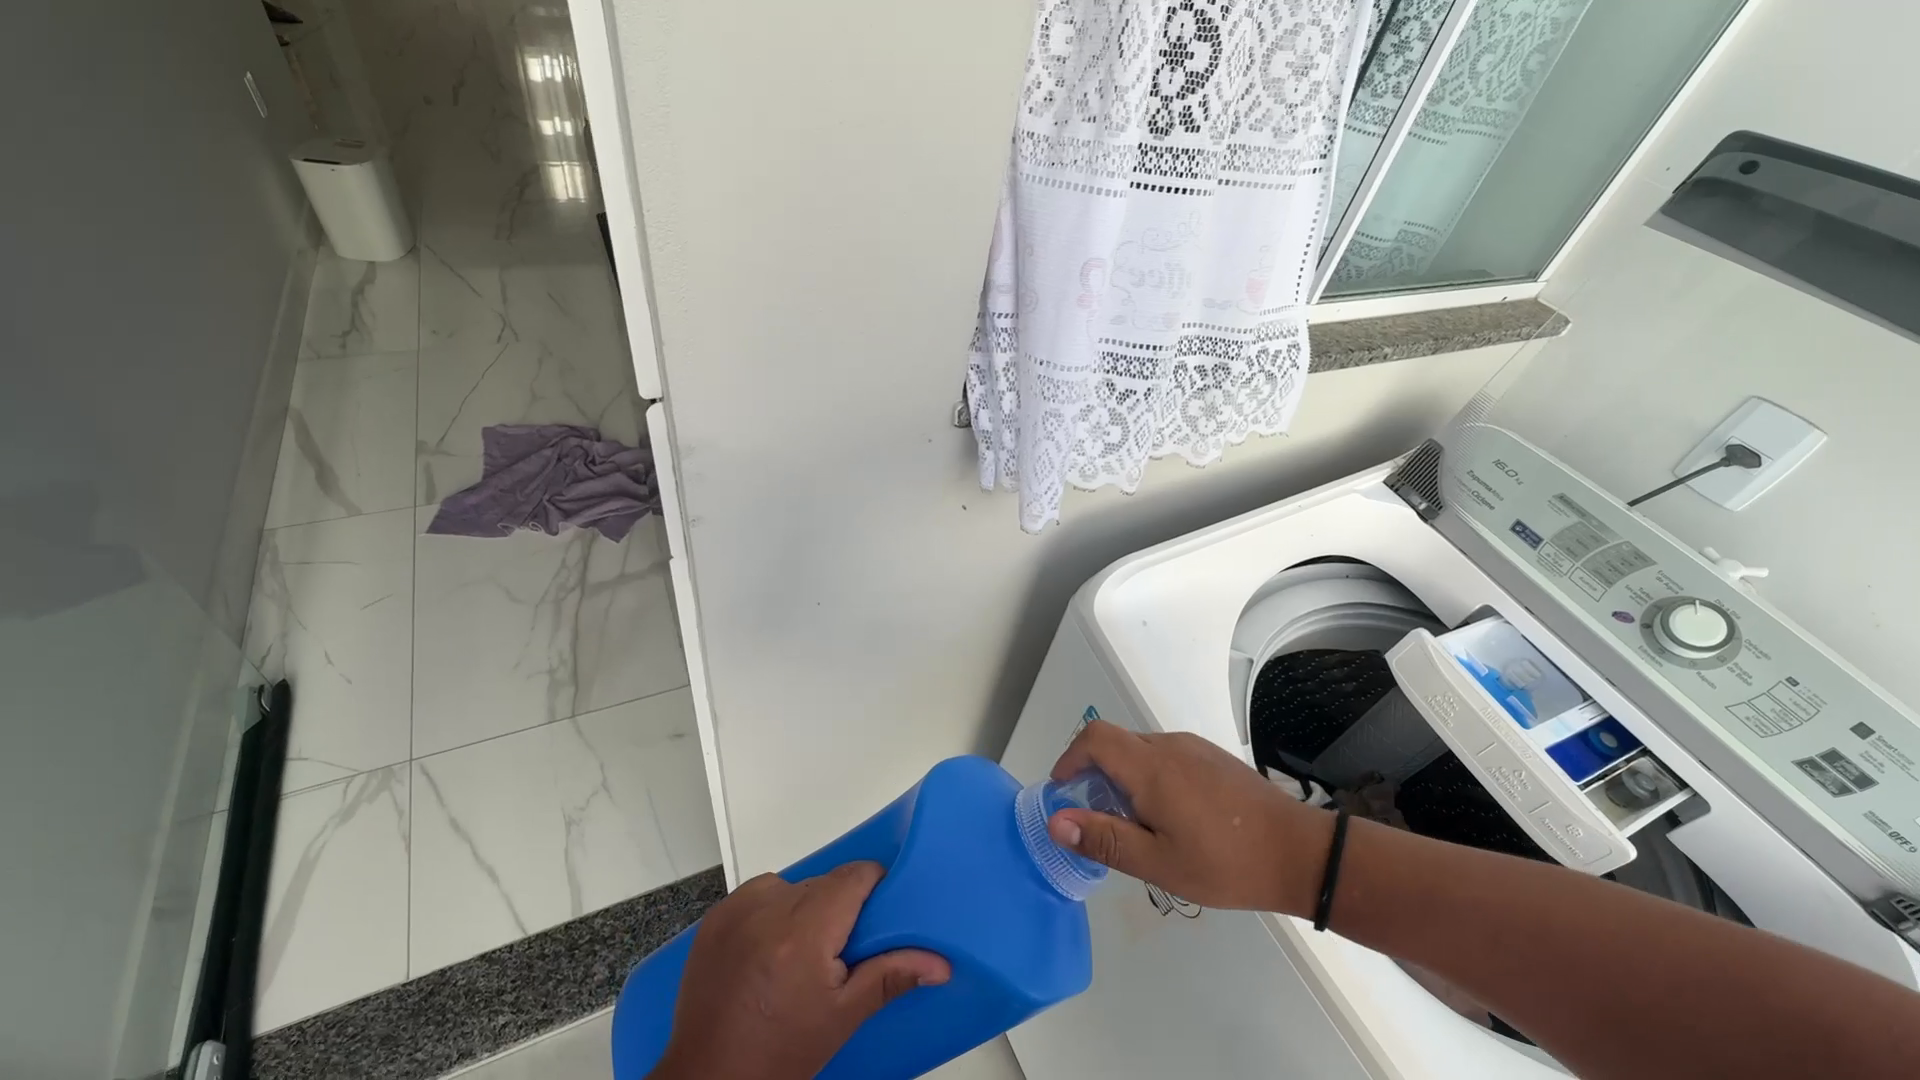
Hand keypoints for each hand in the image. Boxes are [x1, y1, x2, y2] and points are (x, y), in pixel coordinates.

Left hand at [652, 863, 950, 1079]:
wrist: (708, 1077)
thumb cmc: (781, 1052)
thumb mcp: (843, 1017)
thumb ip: (890, 976)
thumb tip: (940, 963)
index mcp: (805, 929)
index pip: (854, 875)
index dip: (873, 886)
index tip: (880, 913)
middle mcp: (768, 908)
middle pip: (823, 883)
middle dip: (838, 907)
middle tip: (840, 952)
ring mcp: (736, 909)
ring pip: (791, 886)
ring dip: (802, 908)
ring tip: (800, 956)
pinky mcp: (715, 918)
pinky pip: (758, 896)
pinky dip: (769, 913)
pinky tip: (768, 952)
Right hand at [1045, 719, 1330, 914]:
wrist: (1301, 854)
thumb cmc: (1225, 863)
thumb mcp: (1157, 862)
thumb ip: (1104, 839)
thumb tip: (1056, 821)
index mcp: (1151, 766)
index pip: (1093, 737)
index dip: (1069, 759)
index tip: (1064, 793)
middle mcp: (1170, 746)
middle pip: (1115, 743)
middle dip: (1094, 775)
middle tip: (1100, 821)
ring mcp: (1195, 748)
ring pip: (1141, 751)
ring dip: (1123, 778)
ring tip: (1137, 826)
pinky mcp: (1213, 758)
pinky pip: (1166, 757)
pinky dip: (1149, 778)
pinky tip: (1171, 818)